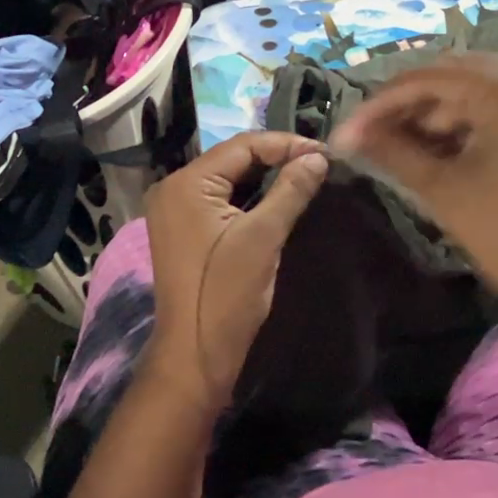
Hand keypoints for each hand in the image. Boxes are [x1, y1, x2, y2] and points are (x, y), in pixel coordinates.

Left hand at [142, 132, 327, 412]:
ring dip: (263, 177)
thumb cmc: (226, 294)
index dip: (285, 144)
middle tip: (319, 164)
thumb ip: (290, 191)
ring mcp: (173, 209)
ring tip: (305, 177)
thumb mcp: (263, 238)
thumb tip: (317, 157)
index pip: (241, 146)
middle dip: (275, 158)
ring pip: (226, 179)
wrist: (193, 353)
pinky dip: (247, 197)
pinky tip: (277, 199)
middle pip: (231, 159)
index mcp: (185, 183)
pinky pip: (217, 199)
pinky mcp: (181, 229)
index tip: (325, 153)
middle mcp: (172, 188)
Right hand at [329, 54, 497, 311]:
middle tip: (372, 135)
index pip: (431, 79)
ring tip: (403, 146)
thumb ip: (392, 152)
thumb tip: (346, 136)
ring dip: (440, 112)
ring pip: (483, 88)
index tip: (349, 132)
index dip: (382, 104)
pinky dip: (473, 120)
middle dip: (410, 103)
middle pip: (458, 74)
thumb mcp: (444, 191)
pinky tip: (444, 148)